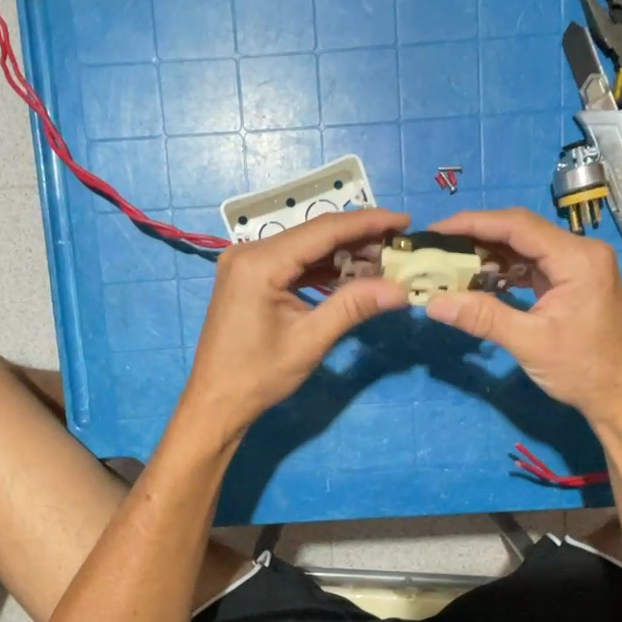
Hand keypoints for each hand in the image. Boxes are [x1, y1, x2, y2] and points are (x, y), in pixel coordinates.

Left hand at [178, 209, 410, 439]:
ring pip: (305, 246)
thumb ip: (354, 306)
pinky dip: (322, 268)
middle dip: (359, 237)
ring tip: (383, 260)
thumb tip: (400, 289)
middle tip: (400, 245)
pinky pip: (292, 262)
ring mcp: (246, 262)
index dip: (368, 223)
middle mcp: (249, 251)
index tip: (405, 221)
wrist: (216, 401)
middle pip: (315, 233)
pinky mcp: (249, 276)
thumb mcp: (311, 340)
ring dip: (343, 253)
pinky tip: (352, 273)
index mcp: (260, 262)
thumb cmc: (259, 376)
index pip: (324, 230)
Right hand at [423, 208, 621, 423]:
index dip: (474, 223)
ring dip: (489, 255)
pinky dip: (505, 271)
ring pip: (525, 248)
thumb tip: (433, 304)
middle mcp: (581, 252)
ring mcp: (578, 266)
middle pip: (521, 231)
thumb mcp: (528, 342)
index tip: (437, 230)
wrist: (619, 395)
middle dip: (477, 238)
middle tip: (437, 247)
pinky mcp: (572, 281)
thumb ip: (481, 317)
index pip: (518, 226)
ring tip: (450, 264)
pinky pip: (533, 265)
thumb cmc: (581, 370)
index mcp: (577, 258)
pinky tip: (478, 280)